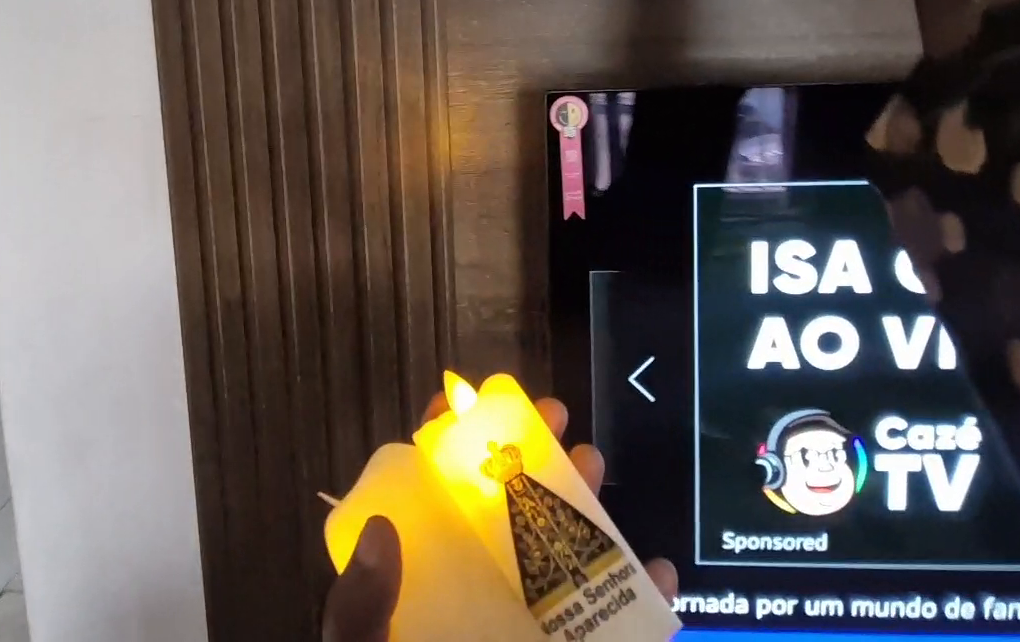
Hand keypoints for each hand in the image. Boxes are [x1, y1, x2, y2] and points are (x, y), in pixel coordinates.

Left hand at [322, 393, 679, 641]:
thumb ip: (361, 613)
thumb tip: (382, 531)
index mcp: (418, 581)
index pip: (424, 496)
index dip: (439, 443)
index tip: (461, 400)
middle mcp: (470, 592)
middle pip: (497, 508)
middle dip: (525, 456)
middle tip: (554, 419)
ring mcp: (522, 624)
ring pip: (554, 551)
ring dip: (579, 503)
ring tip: (594, 464)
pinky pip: (606, 623)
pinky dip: (638, 599)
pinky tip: (658, 571)